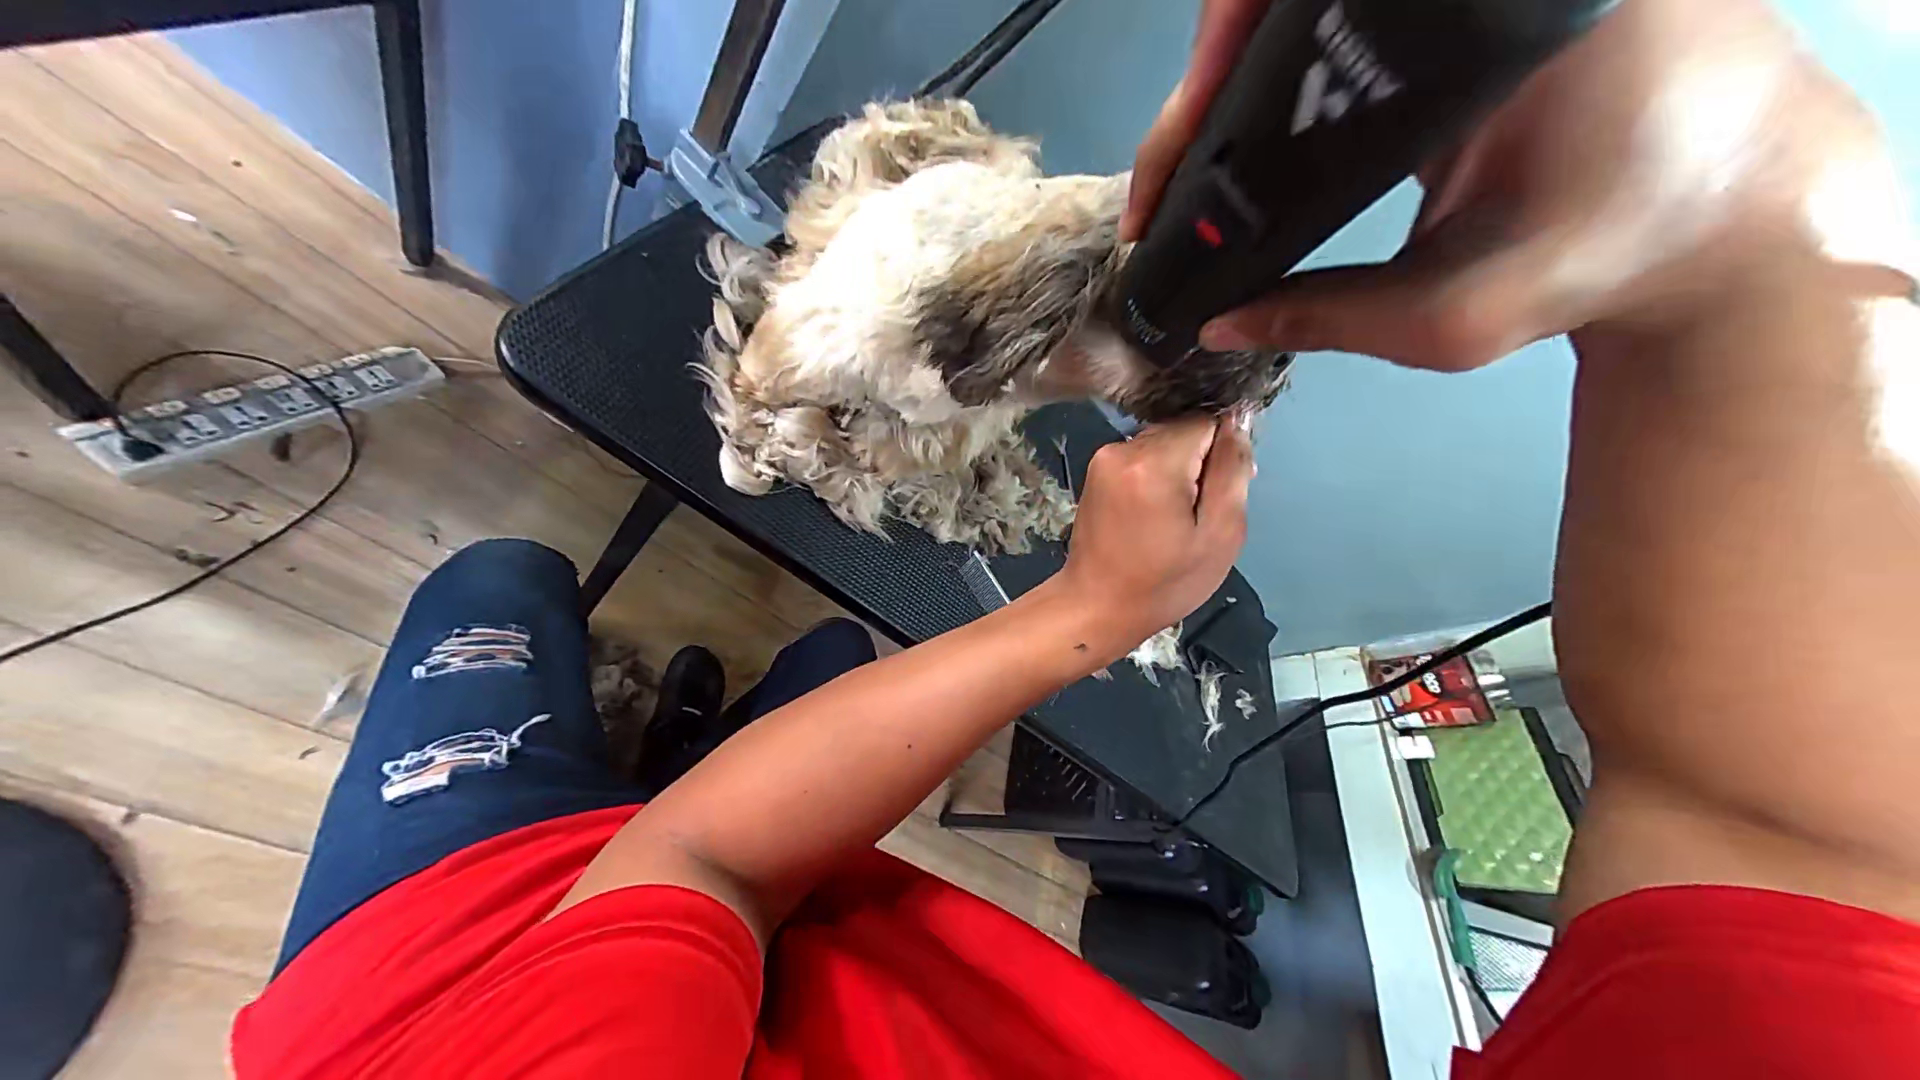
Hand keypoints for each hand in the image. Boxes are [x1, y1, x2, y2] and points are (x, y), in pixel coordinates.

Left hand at [1057, 415, 1252, 648]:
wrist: (1098, 605)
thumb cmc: (1163, 583)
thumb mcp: (1220, 533)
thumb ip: (1232, 468)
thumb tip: (1238, 420)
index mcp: (1152, 462)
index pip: (1206, 420)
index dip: (1225, 447)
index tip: (1223, 485)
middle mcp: (1121, 449)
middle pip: (1182, 428)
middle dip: (1202, 459)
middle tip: (1200, 511)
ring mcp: (1103, 458)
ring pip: (1163, 442)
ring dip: (1180, 469)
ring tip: (1178, 516)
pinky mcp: (1096, 471)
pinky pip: (1142, 457)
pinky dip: (1158, 476)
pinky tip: (1157, 513)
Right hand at [1123, 0, 1877, 368]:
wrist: (1723, 219)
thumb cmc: (1606, 262)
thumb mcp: (1453, 316)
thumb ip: (1326, 318)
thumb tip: (1215, 325)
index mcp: (1506, 11)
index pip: (1322, 1)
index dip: (1231, 38)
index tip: (1186, 123)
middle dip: (1216, 67)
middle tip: (1170, 172)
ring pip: (1316, 7)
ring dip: (1241, 71)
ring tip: (1192, 164)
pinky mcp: (1474, 8)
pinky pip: (1348, 23)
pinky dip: (1282, 75)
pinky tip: (1248, 136)